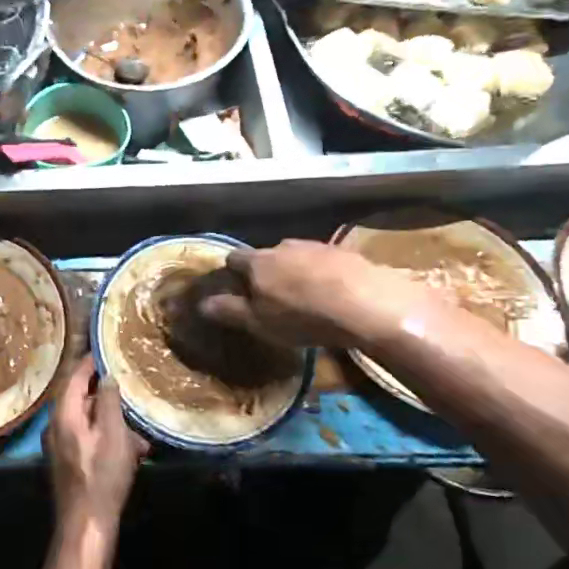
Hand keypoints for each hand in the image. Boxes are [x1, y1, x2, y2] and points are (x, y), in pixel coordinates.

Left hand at [46, 355, 146, 531]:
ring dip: (113, 422)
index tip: (107, 348)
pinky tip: (132, 452)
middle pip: (80, 397)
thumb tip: (106, 375)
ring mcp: (59, 444)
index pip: (74, 376)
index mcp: (63, 414)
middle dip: (107, 396)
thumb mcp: (113, 434)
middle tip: (129, 390)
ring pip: (88, 420)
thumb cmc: (102, 477)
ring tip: (138, 435)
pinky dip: (108, 438)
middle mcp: (55, 425)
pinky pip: (88, 438)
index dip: (91, 362)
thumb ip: (108, 401)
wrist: (86, 526)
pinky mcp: (68, 460)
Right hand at [198, 240, 447, 347]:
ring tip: (306, 297)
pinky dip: (323, 274)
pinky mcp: (345, 252)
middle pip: (267, 256)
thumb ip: (229, 311)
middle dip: (267, 272)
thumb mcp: (259, 322)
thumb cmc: (302, 316)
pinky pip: (324, 262)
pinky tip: (333, 294)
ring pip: (297, 257)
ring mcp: (316, 246)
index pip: (233, 258)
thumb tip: (202, 304)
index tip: (237, 289)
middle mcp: (283, 246)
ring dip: (296, 272)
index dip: (232, 273)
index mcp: (257, 261)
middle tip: (274, 298)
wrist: (366, 304)